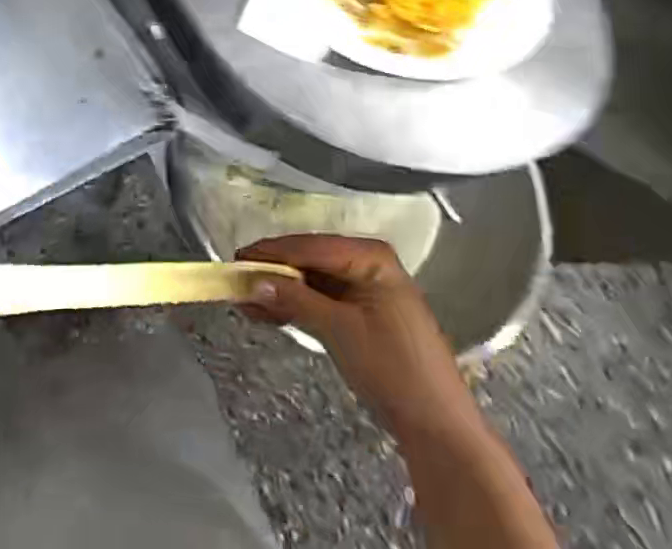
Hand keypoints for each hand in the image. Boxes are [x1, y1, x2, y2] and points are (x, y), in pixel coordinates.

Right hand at [236, 234, 472, 436]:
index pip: (309, 246)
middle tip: (236, 281)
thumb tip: (253, 281)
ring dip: (279, 291)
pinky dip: (295, 306)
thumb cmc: (392, 368)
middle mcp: (368, 264)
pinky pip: (320, 300)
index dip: (270, 253)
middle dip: (272, 272)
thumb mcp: (338, 329)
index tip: (235, 259)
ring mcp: (366, 289)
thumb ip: (295, 299)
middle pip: (308, 260)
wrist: (436, 425)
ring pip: (311, 281)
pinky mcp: (362, 313)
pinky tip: (265, 314)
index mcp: (370, 257)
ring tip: (243, 301)